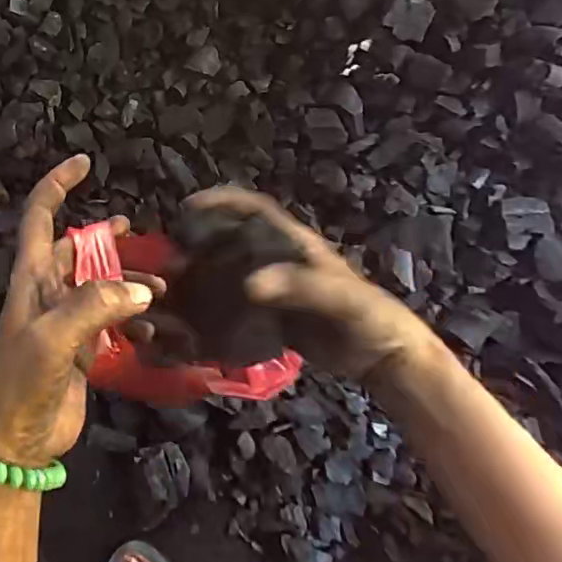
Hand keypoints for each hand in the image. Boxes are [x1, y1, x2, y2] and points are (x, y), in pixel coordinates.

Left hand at [0, 155, 163, 466]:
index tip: (83, 162)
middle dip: (103, 238)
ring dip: (126, 281)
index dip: (56, 186)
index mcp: (31, 279)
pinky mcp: (81, 351)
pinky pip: (112, 323)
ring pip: (98, 286)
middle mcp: (47, 293)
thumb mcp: (49, 340)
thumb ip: (92, 308)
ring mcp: (65, 323)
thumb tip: (141, 286)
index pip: (40, 219)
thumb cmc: (19, 383)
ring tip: (164, 284)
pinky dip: (133, 320)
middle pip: (74, 250)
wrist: (12, 442)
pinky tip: (155, 329)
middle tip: (140, 232)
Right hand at [184, 187, 437, 381]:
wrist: (388, 360)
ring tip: (177, 282)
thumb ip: (297, 286)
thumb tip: (250, 284)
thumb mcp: (340, 298)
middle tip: (173, 251)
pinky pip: (235, 299)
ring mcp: (275, 285)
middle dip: (201, 237)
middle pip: (232, 236)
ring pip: (229, 267)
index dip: (221, 201)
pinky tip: (198, 313)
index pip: (253, 208)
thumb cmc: (368, 319)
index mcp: (295, 243)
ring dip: (203, 270)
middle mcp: (279, 258)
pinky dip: (215, 301)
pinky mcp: (271, 312)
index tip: (189, 206)